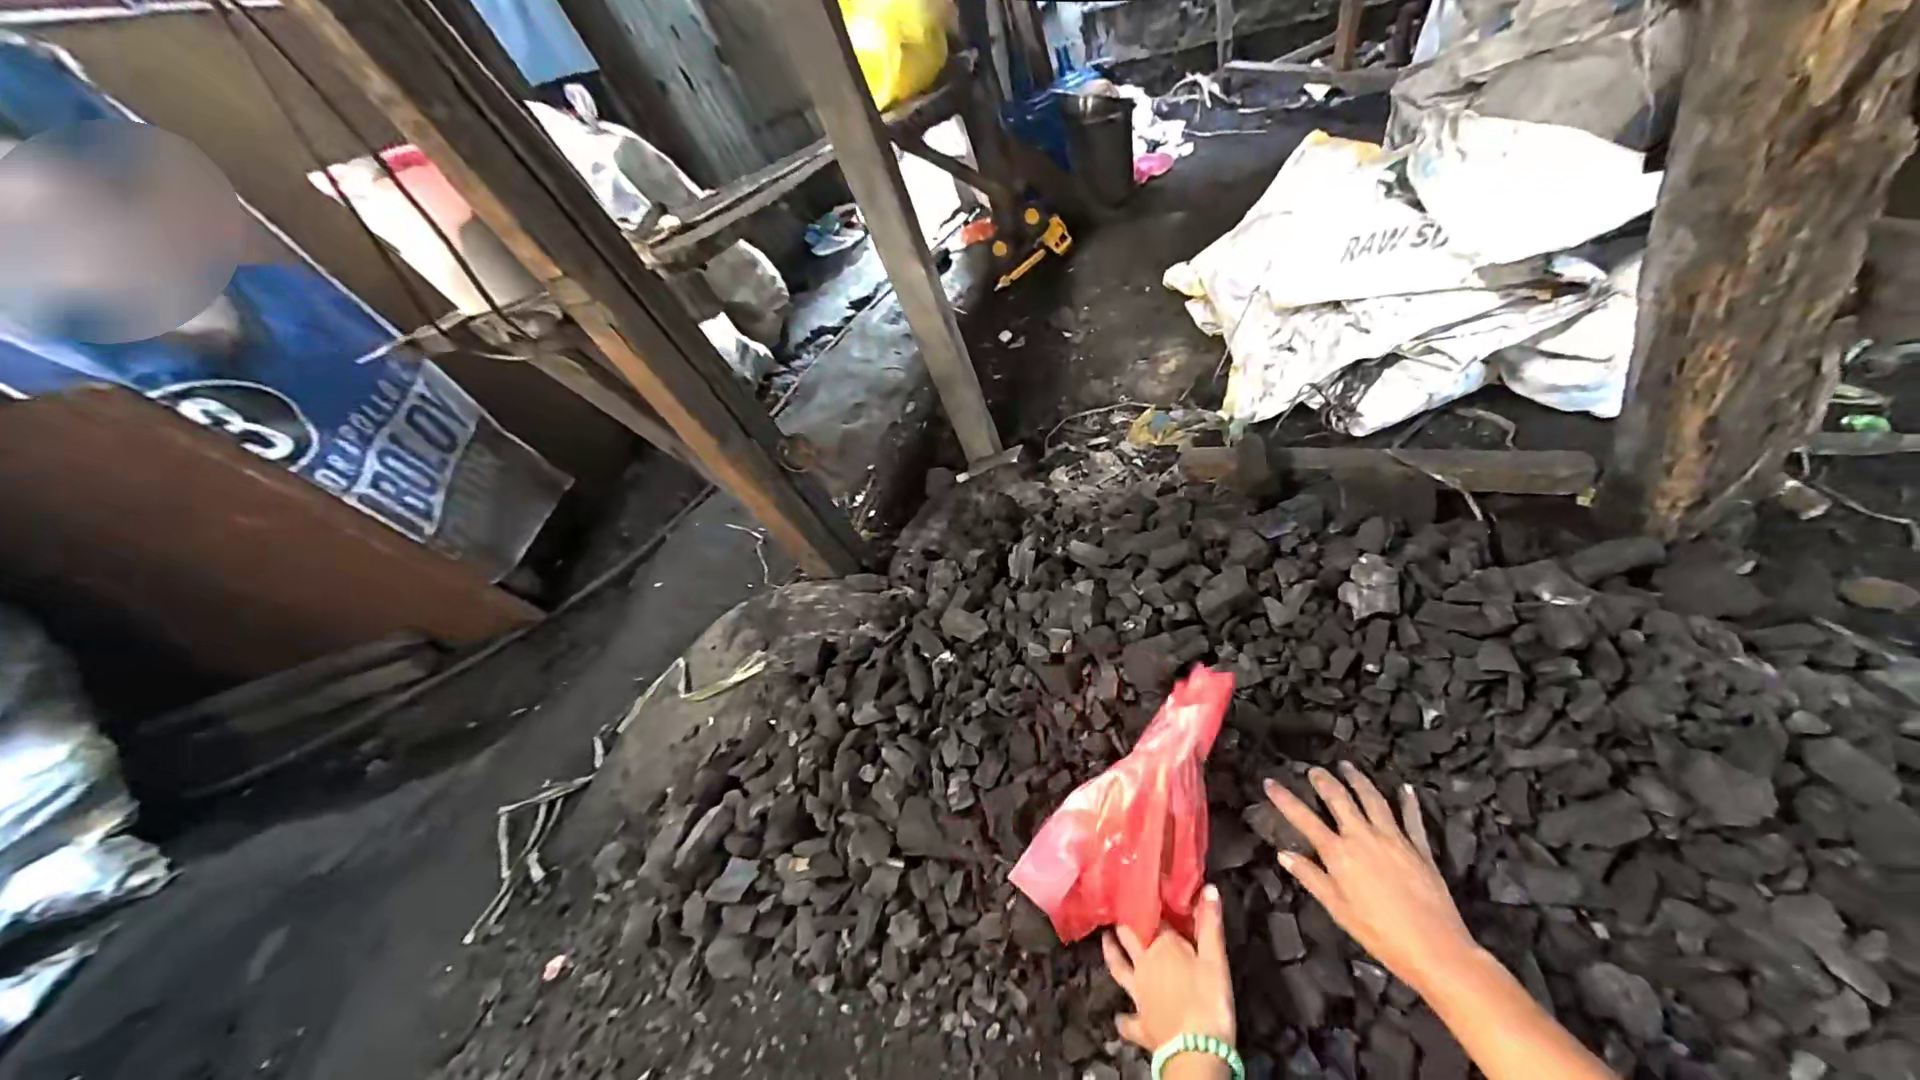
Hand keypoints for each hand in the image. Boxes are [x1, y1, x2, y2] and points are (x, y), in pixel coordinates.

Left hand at [1102, 885, 1236, 1053]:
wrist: (1195, 1051)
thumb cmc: (1208, 1000)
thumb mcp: (1216, 960)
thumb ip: (1211, 924)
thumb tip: (1209, 887)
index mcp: (1162, 946)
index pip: (1156, 921)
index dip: (1153, 909)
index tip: (1146, 897)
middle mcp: (1144, 964)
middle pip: (1130, 938)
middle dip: (1125, 926)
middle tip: (1118, 913)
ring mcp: (1138, 994)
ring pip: (1118, 969)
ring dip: (1111, 955)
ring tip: (1104, 941)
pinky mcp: (1140, 1024)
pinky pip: (1128, 1021)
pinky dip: (1123, 1019)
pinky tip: (1119, 1017)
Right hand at [1263, 763, 1479, 997]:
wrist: (1436, 950)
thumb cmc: (1380, 934)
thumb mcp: (1337, 909)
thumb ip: (1310, 877)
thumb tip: (1284, 854)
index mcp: (1339, 854)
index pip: (1303, 818)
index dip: (1284, 798)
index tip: (1269, 782)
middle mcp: (1363, 838)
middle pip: (1339, 799)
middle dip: (1324, 780)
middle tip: (1314, 769)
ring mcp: (1394, 840)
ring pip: (1373, 800)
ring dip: (1358, 780)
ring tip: (1348, 766)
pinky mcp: (1420, 849)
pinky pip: (1412, 818)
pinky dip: (1408, 801)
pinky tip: (1405, 788)